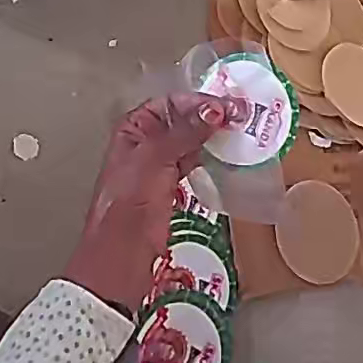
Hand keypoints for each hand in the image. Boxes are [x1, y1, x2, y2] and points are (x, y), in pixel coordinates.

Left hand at [65, 93, 238, 308]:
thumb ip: (185, 133)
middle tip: (242, 115)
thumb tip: (215, 109)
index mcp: (133, 130)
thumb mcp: (154, 162)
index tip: (228, 106)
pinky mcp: (173, 186)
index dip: (199, 101)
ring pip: (192, 140)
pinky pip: (196, 161)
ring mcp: (160, 165)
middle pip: (183, 119)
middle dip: (211, 115)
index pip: (171, 103)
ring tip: (240, 130)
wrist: (120, 260)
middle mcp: (146, 142)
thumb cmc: (128, 209)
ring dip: (214, 134)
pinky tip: (228, 153)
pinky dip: (212, 155)